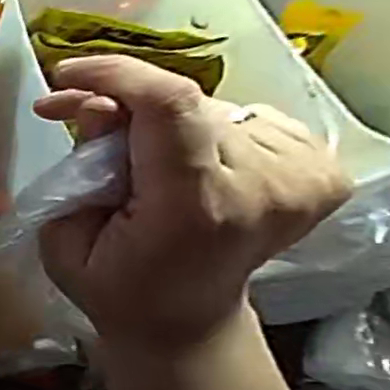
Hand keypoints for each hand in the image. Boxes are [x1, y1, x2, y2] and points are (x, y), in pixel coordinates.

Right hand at [36, 56, 352, 349]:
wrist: (181, 316)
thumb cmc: (110, 286)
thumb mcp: (65, 237)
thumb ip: (84, 168)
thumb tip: (97, 106)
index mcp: (192, 207)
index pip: (170, 106)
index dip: (118, 75)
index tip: (68, 73)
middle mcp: (264, 185)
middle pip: (188, 106)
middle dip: (123, 104)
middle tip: (75, 116)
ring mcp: (305, 176)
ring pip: (216, 109)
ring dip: (162, 121)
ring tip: (133, 157)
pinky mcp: (323, 169)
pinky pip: (249, 120)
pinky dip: (205, 129)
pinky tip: (183, 160)